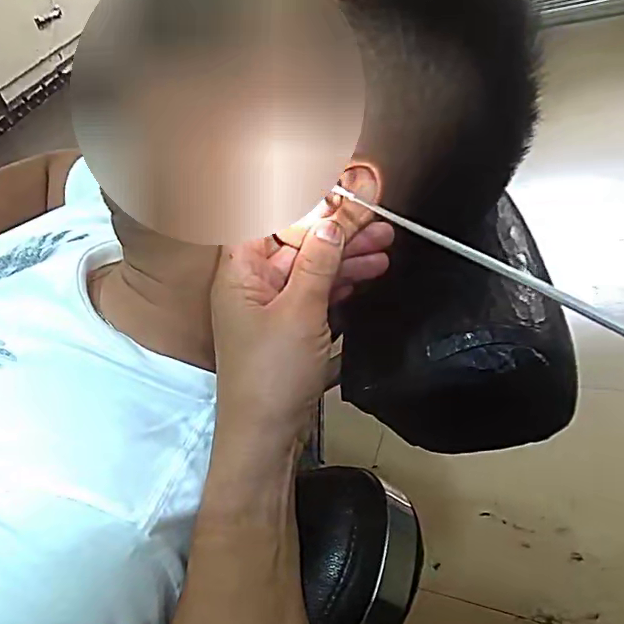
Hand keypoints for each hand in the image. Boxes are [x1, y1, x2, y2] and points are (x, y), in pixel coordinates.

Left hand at [210, 203, 354, 452]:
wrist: (266, 434)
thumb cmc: (267, 381)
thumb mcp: (299, 312)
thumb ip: (318, 262)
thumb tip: (331, 221)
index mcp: (239, 273)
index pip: (272, 220)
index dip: (309, 202)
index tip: (344, 189)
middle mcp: (252, 286)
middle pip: (298, 242)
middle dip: (338, 229)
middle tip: (376, 216)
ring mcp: (271, 308)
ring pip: (312, 268)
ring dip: (346, 255)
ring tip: (384, 244)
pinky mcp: (289, 329)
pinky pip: (316, 294)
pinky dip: (340, 283)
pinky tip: (366, 273)